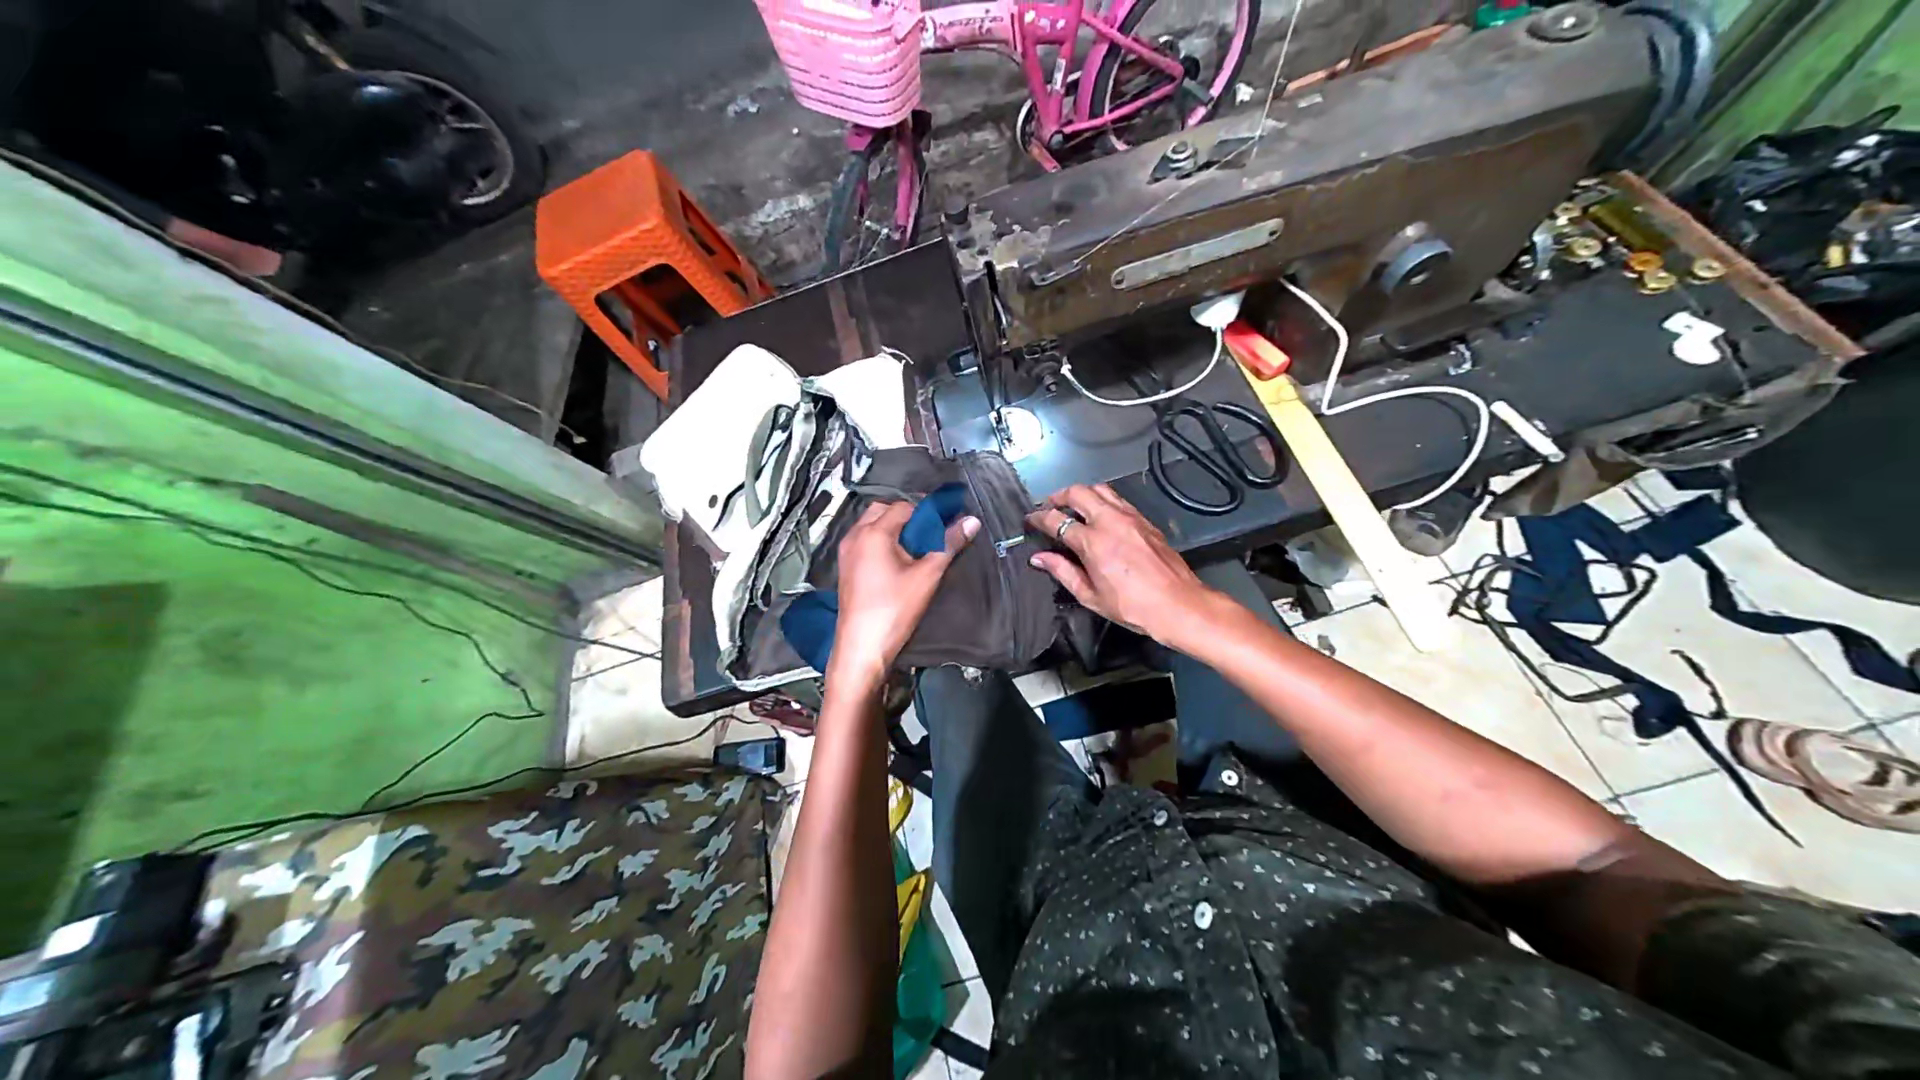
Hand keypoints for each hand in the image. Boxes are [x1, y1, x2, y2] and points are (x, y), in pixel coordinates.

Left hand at [831, 501, 978, 682]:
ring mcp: (846, 553)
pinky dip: (881, 542)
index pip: (904, 506)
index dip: (927, 512)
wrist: (862, 647)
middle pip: (884, 510)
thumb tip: (970, 522)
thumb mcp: (927, 576)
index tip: (945, 522)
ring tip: (917, 547)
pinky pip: (864, 541)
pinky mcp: (846, 568)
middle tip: (931, 533)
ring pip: (872, 525)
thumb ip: (948, 544)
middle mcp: (855, 537)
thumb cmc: (893, 611)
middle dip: (908, 517)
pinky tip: (899, 561)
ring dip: (894, 529)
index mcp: (873, 533)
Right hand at [1026, 484, 1222, 646]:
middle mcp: (1111, 522)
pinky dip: (1103, 500)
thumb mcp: (1090, 595)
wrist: (1177, 604)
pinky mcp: (1145, 521)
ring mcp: (1130, 518)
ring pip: (1100, 490)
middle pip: (1078, 492)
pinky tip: (1099, 515)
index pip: (1056, 520)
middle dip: (1058, 496)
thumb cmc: (1133, 606)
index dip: (1038, 517)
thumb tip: (1040, 558)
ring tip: (1073, 507)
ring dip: (1082, 494)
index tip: (1031, 519)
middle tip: (1049, 507)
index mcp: (1093, 542)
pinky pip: (1119, 500)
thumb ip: (1062, 571)